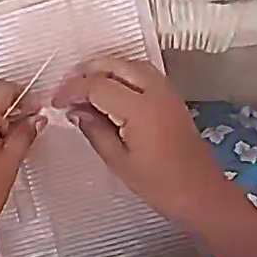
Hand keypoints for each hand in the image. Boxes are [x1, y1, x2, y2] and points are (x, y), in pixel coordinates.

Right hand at [53, 57, 233, 226]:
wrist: (200, 192)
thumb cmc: (159, 184)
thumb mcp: (118, 161)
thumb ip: (95, 131)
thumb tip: (76, 112)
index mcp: (140, 108)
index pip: (97, 86)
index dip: (72, 90)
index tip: (56, 102)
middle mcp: (155, 92)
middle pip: (115, 65)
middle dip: (87, 71)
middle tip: (66, 88)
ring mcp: (166, 92)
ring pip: (131, 65)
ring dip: (105, 69)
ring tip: (83, 86)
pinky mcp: (171, 98)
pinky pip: (143, 74)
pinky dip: (121, 75)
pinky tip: (108, 92)